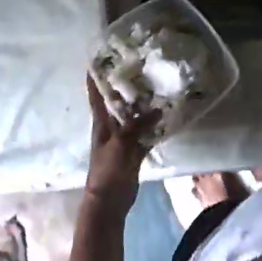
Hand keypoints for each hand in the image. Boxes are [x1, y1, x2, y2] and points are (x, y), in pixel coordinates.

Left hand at [83, 77, 156, 209]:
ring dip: (143, 106)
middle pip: (117, 103)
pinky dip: (154, 126)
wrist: (109, 201)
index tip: (96, 60)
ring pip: (134, 118)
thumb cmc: (108, 170)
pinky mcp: (135, 151)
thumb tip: (158, 108)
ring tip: (157, 88)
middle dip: (125, 87)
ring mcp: (124, 139)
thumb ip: (137, 125)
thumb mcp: (120, 143)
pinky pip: (146, 134)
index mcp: (101, 123)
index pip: (96, 96)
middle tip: (140, 68)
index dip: (95, 79)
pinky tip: (166, 117)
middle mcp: (112, 127)